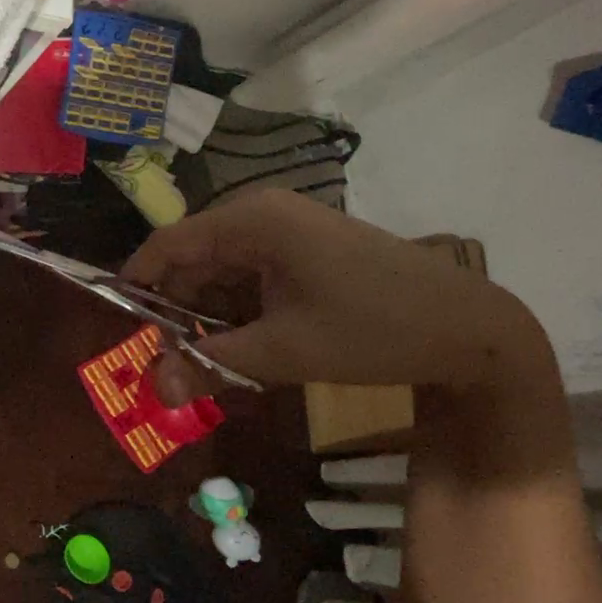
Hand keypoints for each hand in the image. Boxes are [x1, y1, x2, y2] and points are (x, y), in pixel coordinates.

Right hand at [120, 190, 549, 404]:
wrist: (480, 332)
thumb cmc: (375, 331)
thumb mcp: (284, 352)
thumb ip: (210, 364)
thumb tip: (153, 389)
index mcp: (250, 221)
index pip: (167, 245)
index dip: (137, 284)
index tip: (120, 325)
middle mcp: (260, 213)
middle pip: (192, 258)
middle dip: (178, 309)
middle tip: (172, 358)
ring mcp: (286, 228)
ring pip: (220, 269)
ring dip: (210, 313)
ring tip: (212, 358)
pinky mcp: (305, 247)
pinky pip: (250, 273)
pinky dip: (239, 308)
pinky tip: (248, 343)